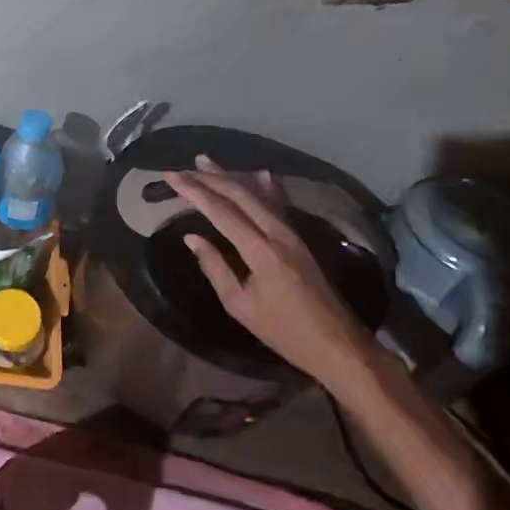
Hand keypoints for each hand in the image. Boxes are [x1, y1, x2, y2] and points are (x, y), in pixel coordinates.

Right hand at [163, 155, 375, 384]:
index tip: (171, 178)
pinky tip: (261, 175)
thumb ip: (215, 268)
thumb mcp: (239, 305)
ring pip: (259, 196)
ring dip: (232, 178)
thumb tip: (192, 238)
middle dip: (209, 179)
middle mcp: (279, 235)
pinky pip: (277, 206)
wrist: (339, 346)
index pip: (222, 212)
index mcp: (261, 252)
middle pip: (241, 196)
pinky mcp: (300, 241)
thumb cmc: (284, 331)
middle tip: (182, 168)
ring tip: (207, 163)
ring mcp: (293, 236)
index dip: (195, 192)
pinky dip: (266, 188)